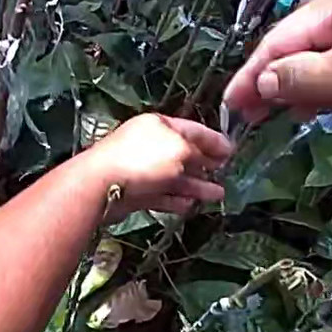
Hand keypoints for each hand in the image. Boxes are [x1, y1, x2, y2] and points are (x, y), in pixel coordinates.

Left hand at [76, 114, 232, 221]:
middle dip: (204, 164)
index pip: (192, 129)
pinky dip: (175, 200)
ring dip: (195, 186)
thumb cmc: (141, 160)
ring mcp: (140, 169)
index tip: (230, 150)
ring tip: (216, 195)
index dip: (213, 140)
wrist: (100, 186)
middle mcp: (148, 145)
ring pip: (173, 177)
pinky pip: (159, 195)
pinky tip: (189, 205)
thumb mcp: (179, 149)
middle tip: (223, 172)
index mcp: (157, 126)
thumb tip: (202, 157)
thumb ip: (196, 151)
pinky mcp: (133, 192)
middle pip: (182, 154)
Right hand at [222, 0, 331, 127]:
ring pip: (324, 56)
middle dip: (272, 80)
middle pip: (298, 45)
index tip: (230, 106)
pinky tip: (322, 104)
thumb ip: (298, 77)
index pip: (277, 40)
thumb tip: (263, 82)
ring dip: (298, 86)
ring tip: (281, 115)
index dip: (250, 75)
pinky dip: (328, 85)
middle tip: (251, 115)